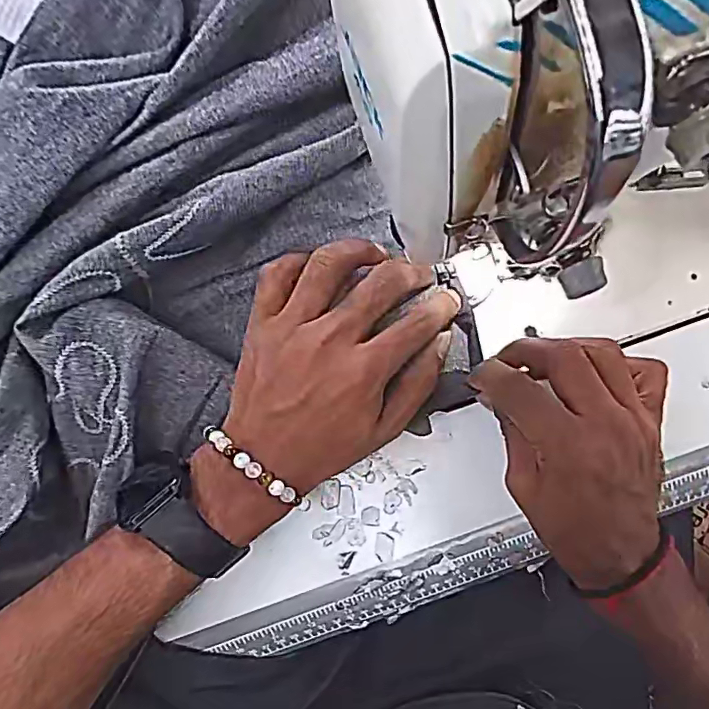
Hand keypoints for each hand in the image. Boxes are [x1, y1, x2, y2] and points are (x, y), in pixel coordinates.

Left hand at [192, 239, 459, 544]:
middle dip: (412, 272)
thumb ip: (417, 384)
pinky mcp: (264, 323)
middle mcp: (329, 341)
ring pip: (330, 264)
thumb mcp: (383, 430)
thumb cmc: (319, 448)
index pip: (416, 321)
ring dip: (360, 250)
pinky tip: (319, 264)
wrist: (264, 458)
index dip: (440, 305)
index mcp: (362, 370)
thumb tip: (438, 346)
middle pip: (381, 282)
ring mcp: (293, 327)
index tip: (445, 301)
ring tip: (375, 254)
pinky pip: (279, 273)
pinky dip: (300, 260)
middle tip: (418, 275)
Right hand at [469, 337, 668, 591]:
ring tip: (547, 358)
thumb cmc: (578, 533)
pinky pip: (646, 371)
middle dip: (526, 350)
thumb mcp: (525, 486)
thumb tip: (502, 400)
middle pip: (564, 356)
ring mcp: (634, 420)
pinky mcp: (651, 421)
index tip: (485, 376)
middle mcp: (606, 426)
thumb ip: (514, 434)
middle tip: (510, 359)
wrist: (621, 554)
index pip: (521, 389)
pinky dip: (619, 363)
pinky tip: (597, 371)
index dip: (493, 375)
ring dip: (568, 347)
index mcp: (569, 447)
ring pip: (604, 352)